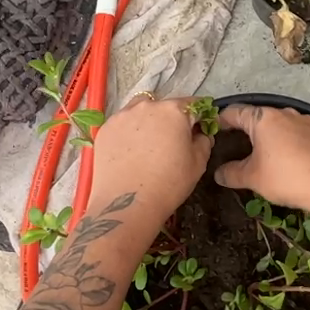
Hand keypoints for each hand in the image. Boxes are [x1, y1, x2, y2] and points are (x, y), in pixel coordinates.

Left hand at [88, 96, 213, 220]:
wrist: (127, 205)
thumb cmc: (169, 184)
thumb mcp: (198, 163)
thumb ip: (204, 140)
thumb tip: (200, 133)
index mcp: (174, 111)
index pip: (193, 104)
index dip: (199, 117)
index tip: (197, 132)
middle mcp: (147, 105)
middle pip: (165, 105)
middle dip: (172, 119)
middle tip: (171, 143)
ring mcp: (123, 115)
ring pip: (141, 110)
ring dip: (149, 120)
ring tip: (148, 145)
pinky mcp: (105, 128)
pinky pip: (123, 123)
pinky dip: (129, 131)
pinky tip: (130, 152)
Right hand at [213, 104, 309, 215]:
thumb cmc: (286, 178)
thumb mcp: (253, 179)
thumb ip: (232, 174)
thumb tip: (218, 173)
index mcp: (263, 119)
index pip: (235, 112)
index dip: (222, 120)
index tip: (216, 128)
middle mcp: (286, 113)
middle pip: (261, 118)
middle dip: (250, 131)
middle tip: (242, 147)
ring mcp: (308, 120)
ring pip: (284, 125)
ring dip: (275, 136)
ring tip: (272, 155)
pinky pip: (304, 133)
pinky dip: (296, 142)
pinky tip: (297, 159)